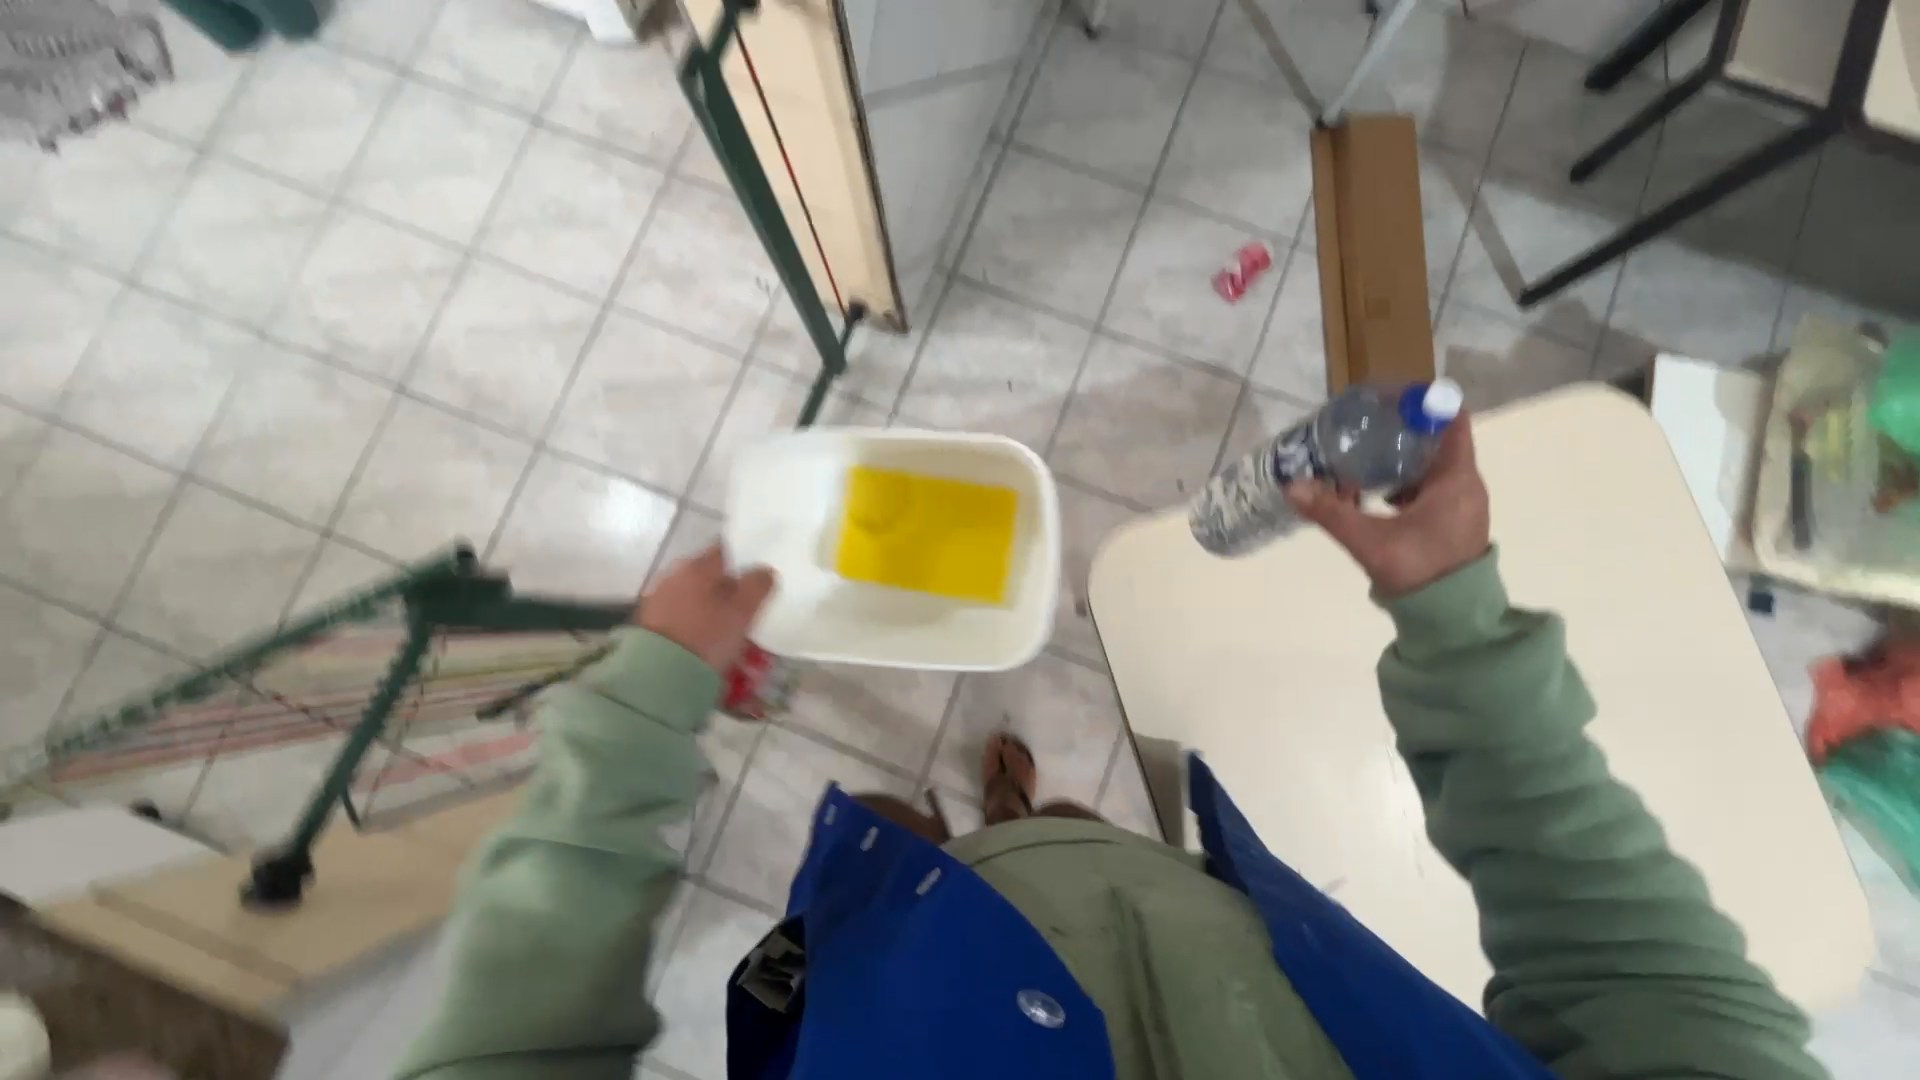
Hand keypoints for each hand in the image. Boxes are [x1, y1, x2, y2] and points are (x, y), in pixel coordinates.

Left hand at [635, 545, 776, 671]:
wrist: (658, 673)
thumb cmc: (706, 636)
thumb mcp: (742, 612)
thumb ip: (758, 585)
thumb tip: (765, 570)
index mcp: (698, 565)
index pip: (725, 549)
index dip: (745, 558)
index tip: (759, 572)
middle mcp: (674, 574)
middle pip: (709, 574)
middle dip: (728, 587)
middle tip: (748, 605)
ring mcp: (658, 598)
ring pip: (694, 595)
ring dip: (711, 605)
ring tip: (729, 627)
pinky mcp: (649, 622)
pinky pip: (681, 614)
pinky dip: (695, 620)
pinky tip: (706, 639)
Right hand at [1285, 414, 1490, 596]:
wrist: (1450, 621)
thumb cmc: (1419, 572)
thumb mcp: (1369, 541)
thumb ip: (1330, 512)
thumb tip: (1292, 486)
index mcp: (1455, 480)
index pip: (1450, 422)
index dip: (1421, 405)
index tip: (1386, 400)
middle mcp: (1463, 486)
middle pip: (1434, 442)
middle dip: (1397, 432)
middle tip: (1361, 426)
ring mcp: (1458, 506)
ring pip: (1428, 467)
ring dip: (1396, 459)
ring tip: (1359, 455)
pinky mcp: (1448, 523)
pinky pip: (1426, 489)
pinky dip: (1401, 483)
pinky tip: (1370, 491)